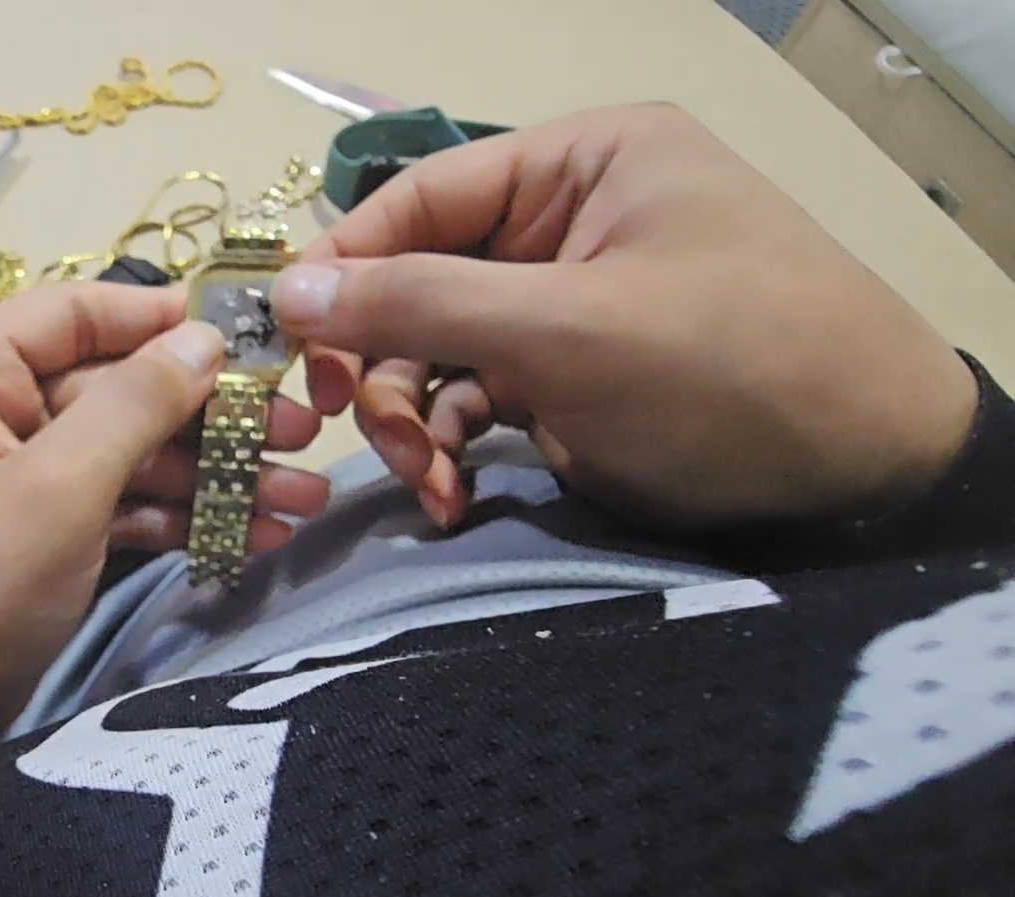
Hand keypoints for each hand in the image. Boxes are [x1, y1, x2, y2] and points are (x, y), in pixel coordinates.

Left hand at [0, 284, 328, 832]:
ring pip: (126, 453)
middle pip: (113, 388)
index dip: (163, 318)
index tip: (251, 330)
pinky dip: (177, 519)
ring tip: (302, 497)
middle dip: (208, 417)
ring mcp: (16, 474)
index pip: (74, 314)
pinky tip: (252, 535)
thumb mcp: (58, 489)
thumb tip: (204, 338)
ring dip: (210, 477)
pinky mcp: (41, 530)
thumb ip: (135, 404)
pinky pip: (116, 504)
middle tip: (301, 431)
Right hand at [271, 103, 977, 530]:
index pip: (414, 201)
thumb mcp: (562, 329)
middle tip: (348, 423)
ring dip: (405, 425)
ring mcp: (538, 310)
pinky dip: (439, 450)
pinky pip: (452, 404)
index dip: (342, 267)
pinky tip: (450, 494)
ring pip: (418, 358)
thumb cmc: (722, 372)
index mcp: (572, 169)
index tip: (287, 338)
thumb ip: (416, 303)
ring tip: (430, 478)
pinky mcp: (537, 378)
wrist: (844, 486)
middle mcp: (546, 231)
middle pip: (405, 289)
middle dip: (378, 369)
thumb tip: (287, 293)